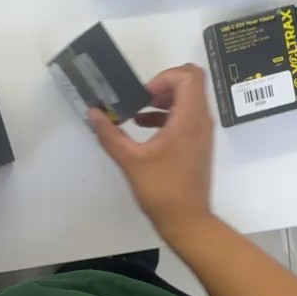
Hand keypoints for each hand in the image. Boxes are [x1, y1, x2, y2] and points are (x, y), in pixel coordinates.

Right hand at [88, 63, 215, 239]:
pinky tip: (146, 131)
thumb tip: (94, 114)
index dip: (163, 77)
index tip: (143, 96)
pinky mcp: (198, 145)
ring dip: (164, 102)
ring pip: (188, 101)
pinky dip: (168, 117)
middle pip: (189, 83)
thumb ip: (110, 134)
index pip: (188, 75)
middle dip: (162, 86)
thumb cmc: (162, 191)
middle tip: (140, 101)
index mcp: (189, 119)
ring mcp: (202, 134)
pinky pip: (187, 118)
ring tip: (138, 116)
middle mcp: (201, 121)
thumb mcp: (131, 160)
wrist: (186, 220)